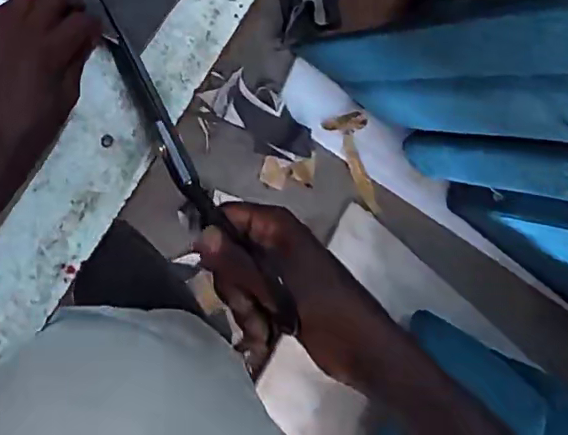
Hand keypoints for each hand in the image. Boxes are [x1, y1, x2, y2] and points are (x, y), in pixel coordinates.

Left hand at [0, 0, 101, 187]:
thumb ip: (77, 59)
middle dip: (71, 1)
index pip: (80, 21)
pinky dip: (17, 7)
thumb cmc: (38, 123)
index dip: (93, 24)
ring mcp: (5, 32)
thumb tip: (87, 37)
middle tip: (77, 14)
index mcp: (50, 49)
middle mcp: (27, 32)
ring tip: (51, 12)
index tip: (96, 31)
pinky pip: (3, 8)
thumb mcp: (68, 94)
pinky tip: (26, 20)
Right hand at [197, 203, 406, 385]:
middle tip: (248, 305)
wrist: (367, 353)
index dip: (212, 237)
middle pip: (227, 250)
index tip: (208, 266)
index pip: (226, 215)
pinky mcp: (277, 294)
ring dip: (243, 307)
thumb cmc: (327, 310)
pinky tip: (265, 335)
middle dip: (233, 285)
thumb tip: (200, 235)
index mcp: (275, 225)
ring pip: (236, 279)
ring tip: (262, 327)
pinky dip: (252, 318)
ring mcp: (274, 268)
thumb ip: (237, 262)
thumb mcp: (277, 288)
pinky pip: (249, 298)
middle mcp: (271, 240)